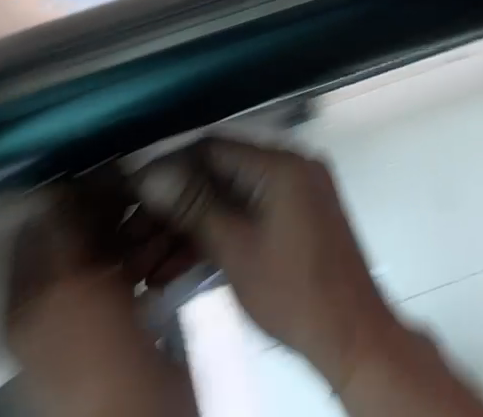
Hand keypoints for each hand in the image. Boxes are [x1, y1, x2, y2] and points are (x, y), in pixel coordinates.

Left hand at [3, 178, 197, 416]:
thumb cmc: (97, 361)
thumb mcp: (70, 294)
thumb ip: (59, 237)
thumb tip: (50, 184)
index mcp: (20, 300)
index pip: (31, 227)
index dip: (61, 195)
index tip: (101, 167)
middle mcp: (48, 302)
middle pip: (74, 236)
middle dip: (109, 212)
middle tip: (143, 191)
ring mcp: (87, 312)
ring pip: (110, 250)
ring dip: (139, 231)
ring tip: (164, 223)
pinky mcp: (125, 320)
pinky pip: (135, 272)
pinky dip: (154, 256)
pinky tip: (173, 250)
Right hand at [133, 138, 404, 387]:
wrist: (351, 335)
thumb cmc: (295, 294)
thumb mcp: (234, 250)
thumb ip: (193, 206)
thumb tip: (153, 174)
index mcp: (283, 166)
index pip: (212, 147)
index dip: (168, 168)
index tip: (132, 194)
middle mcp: (295, 169)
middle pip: (221, 174)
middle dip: (175, 206)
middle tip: (134, 237)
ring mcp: (299, 194)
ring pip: (232, 199)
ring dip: (191, 227)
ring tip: (148, 263)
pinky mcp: (298, 219)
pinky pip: (250, 215)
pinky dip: (219, 236)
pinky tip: (179, 268)